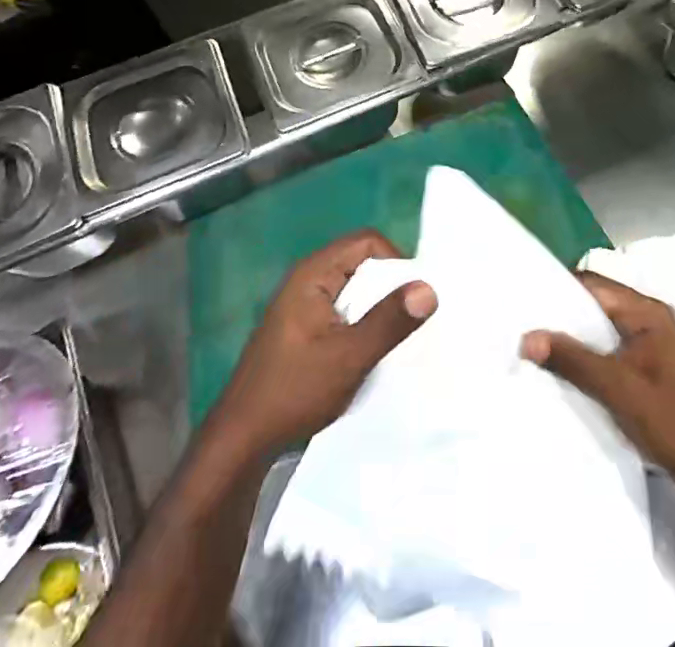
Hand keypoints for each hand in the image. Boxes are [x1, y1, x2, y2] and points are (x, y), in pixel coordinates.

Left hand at [208, 230, 436, 458]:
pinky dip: (363, 326)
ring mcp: (304, 306)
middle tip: (415, 324)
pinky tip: (374, 355)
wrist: (245, 433)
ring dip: (379, 311)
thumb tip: (428, 287)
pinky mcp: (305, 329)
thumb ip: (388, 321)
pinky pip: (344, 313)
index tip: (416, 300)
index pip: (366, 242)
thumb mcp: (349, 357)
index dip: (397, 262)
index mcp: (313, 274)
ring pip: (354, 292)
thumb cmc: (294, 389)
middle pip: (361, 265)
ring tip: (400, 343)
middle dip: (391, 289)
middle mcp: (307, 281)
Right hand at [521, 271, 674, 486]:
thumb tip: (525, 338)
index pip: (591, 283)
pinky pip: (604, 347)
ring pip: (597, 327)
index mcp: (647, 312)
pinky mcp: (645, 366)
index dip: (555, 286)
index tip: (519, 295)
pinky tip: (556, 365)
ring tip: (529, 340)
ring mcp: (649, 343)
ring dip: (568, 335)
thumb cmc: (674, 422)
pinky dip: (581, 352)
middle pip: (593, 303)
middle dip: (557, 312)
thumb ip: (571, 359)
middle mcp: (648, 319)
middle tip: (517, 319)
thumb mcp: (617, 387)